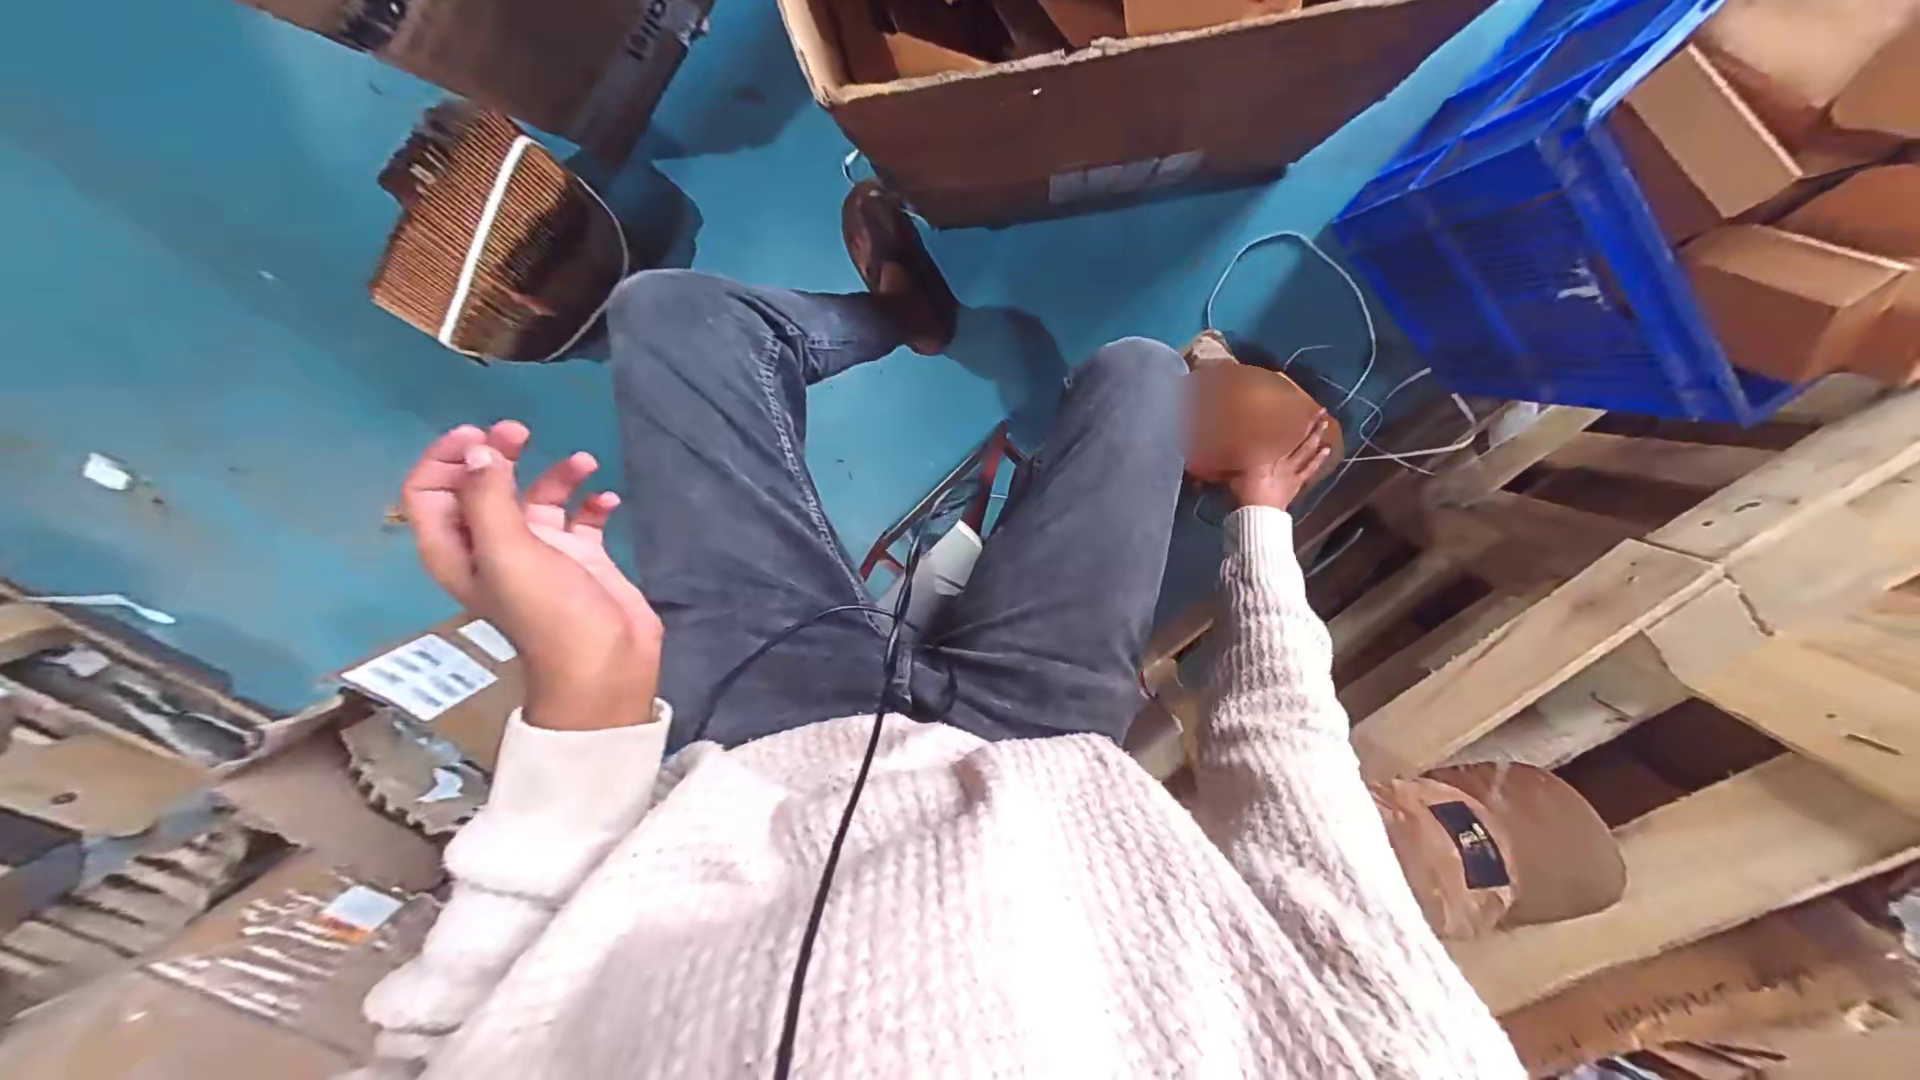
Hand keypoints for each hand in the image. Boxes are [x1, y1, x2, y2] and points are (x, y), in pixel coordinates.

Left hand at [400, 421, 663, 729]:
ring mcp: (543, 553)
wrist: (606, 658)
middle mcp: (496, 547)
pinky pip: (583, 519)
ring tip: (585, 461)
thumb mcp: (509, 553)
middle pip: (486, 488)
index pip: (433, 493)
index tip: (479, 434)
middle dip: (500, 455)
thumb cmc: (550, 611)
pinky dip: (593, 504)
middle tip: (520, 431)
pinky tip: (608, 499)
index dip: (447, 459)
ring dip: (558, 475)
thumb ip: (490, 500)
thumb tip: (481, 451)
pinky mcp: (583, 558)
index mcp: (462, 549)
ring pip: (539, 499)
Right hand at [1227, 414, 1335, 510]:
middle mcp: (1281, 458)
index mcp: (1266, 454)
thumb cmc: (1244, 491)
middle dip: (1307, 424)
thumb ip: (1239, 455)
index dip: (1287, 420)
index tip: (1294, 407)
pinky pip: (1310, 468)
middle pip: (1296, 438)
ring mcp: (1291, 470)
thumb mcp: (1236, 470)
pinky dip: (1319, 459)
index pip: (1278, 434)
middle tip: (1319, 411)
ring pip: (1306, 450)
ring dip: (1316, 436)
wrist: (1258, 512)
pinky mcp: (1296, 482)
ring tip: (1324, 424)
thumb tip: (1237, 441)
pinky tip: (1326, 449)